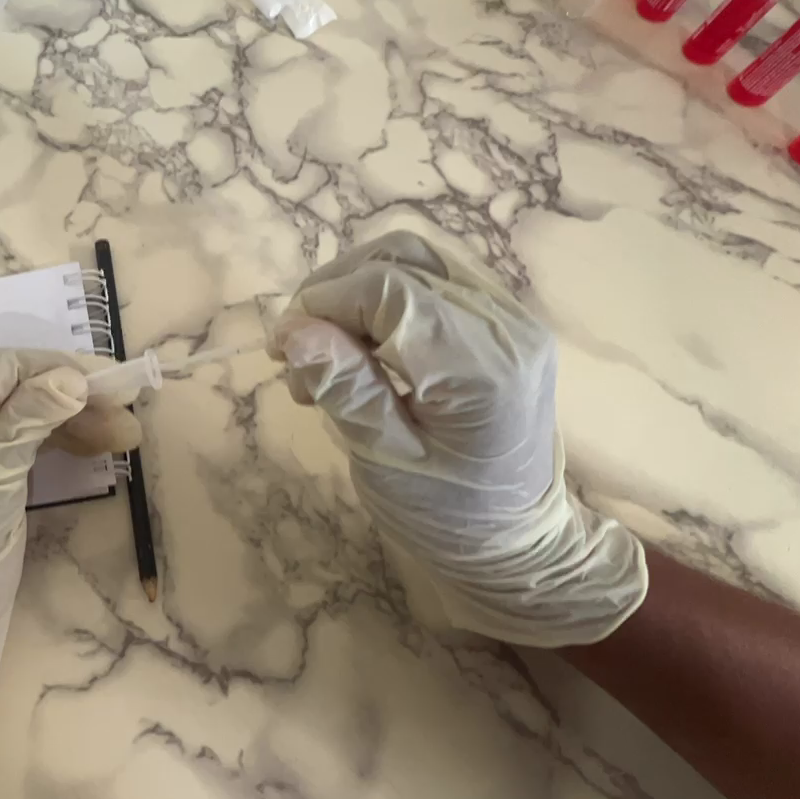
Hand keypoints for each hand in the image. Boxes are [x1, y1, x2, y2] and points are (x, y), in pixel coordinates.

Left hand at [0, 349, 138, 772]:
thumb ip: (28, 422)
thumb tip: (68, 376)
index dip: (54, 368)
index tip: (109, 381)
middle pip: (5, 390)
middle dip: (66, 398)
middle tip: (124, 416)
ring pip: (9, 415)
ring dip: (63, 422)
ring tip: (123, 436)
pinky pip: (0, 440)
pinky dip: (41, 442)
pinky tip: (88, 447)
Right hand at [267, 231, 646, 646]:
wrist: (517, 538)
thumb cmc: (446, 514)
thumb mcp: (384, 460)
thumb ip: (345, 387)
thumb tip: (294, 330)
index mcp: (480, 365)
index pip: (387, 289)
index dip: (322, 304)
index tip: (282, 348)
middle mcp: (504, 324)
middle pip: (399, 259)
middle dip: (332, 291)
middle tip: (296, 349)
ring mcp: (508, 317)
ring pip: (412, 260)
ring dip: (352, 291)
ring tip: (324, 350)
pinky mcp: (500, 321)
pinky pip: (428, 281)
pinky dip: (380, 299)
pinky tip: (360, 344)